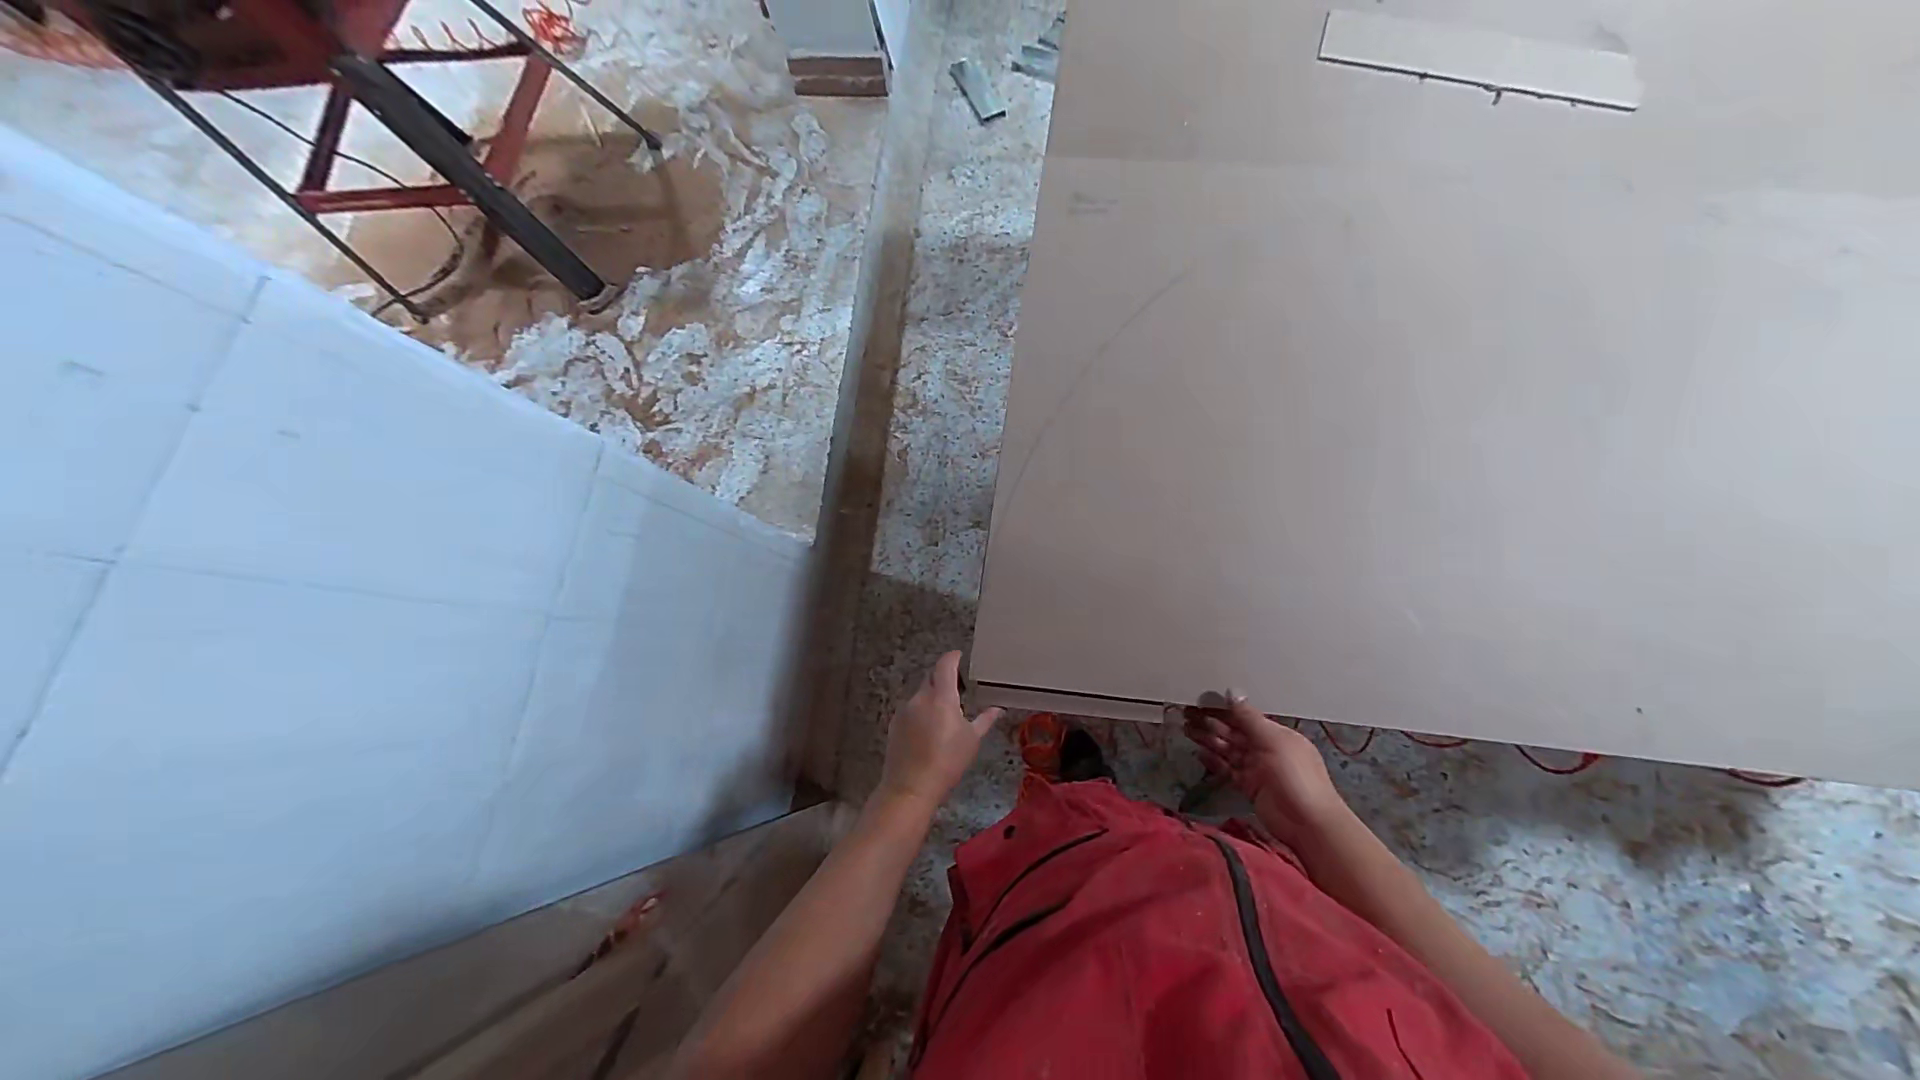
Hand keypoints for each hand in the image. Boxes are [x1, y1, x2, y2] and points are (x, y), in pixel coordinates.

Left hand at [875, 652, 1004, 814]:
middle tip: (956, 688)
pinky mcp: (894, 723)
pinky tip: (928, 729)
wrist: (910, 786)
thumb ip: (985, 720)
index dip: (952, 657)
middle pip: (930, 678)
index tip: (959, 655)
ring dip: (931, 697)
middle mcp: (920, 698)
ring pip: (920, 694)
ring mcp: (904, 710)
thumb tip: (998, 709)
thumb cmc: (947, 762)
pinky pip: (910, 709)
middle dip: (942, 678)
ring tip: (943, 714)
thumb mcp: (971, 740)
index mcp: (941, 697)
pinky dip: (920, 711)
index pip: (945, 665)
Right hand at [1182, 692, 1346, 842]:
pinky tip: (1199, 753)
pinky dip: (1213, 761)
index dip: (1224, 709)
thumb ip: (1249, 718)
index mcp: (1277, 735)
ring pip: (1228, 750)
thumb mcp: (1273, 740)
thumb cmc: (1295, 776)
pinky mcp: (1249, 786)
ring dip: (1208, 739)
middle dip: (1211, 723)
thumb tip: (1232, 692)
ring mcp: (1257, 769)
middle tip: (1186, 714)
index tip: (1201, 701)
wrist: (1307, 823)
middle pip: (1234, 733)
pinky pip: (1227, 769)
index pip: (1246, 717)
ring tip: (1186, 730)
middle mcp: (1266, 749)